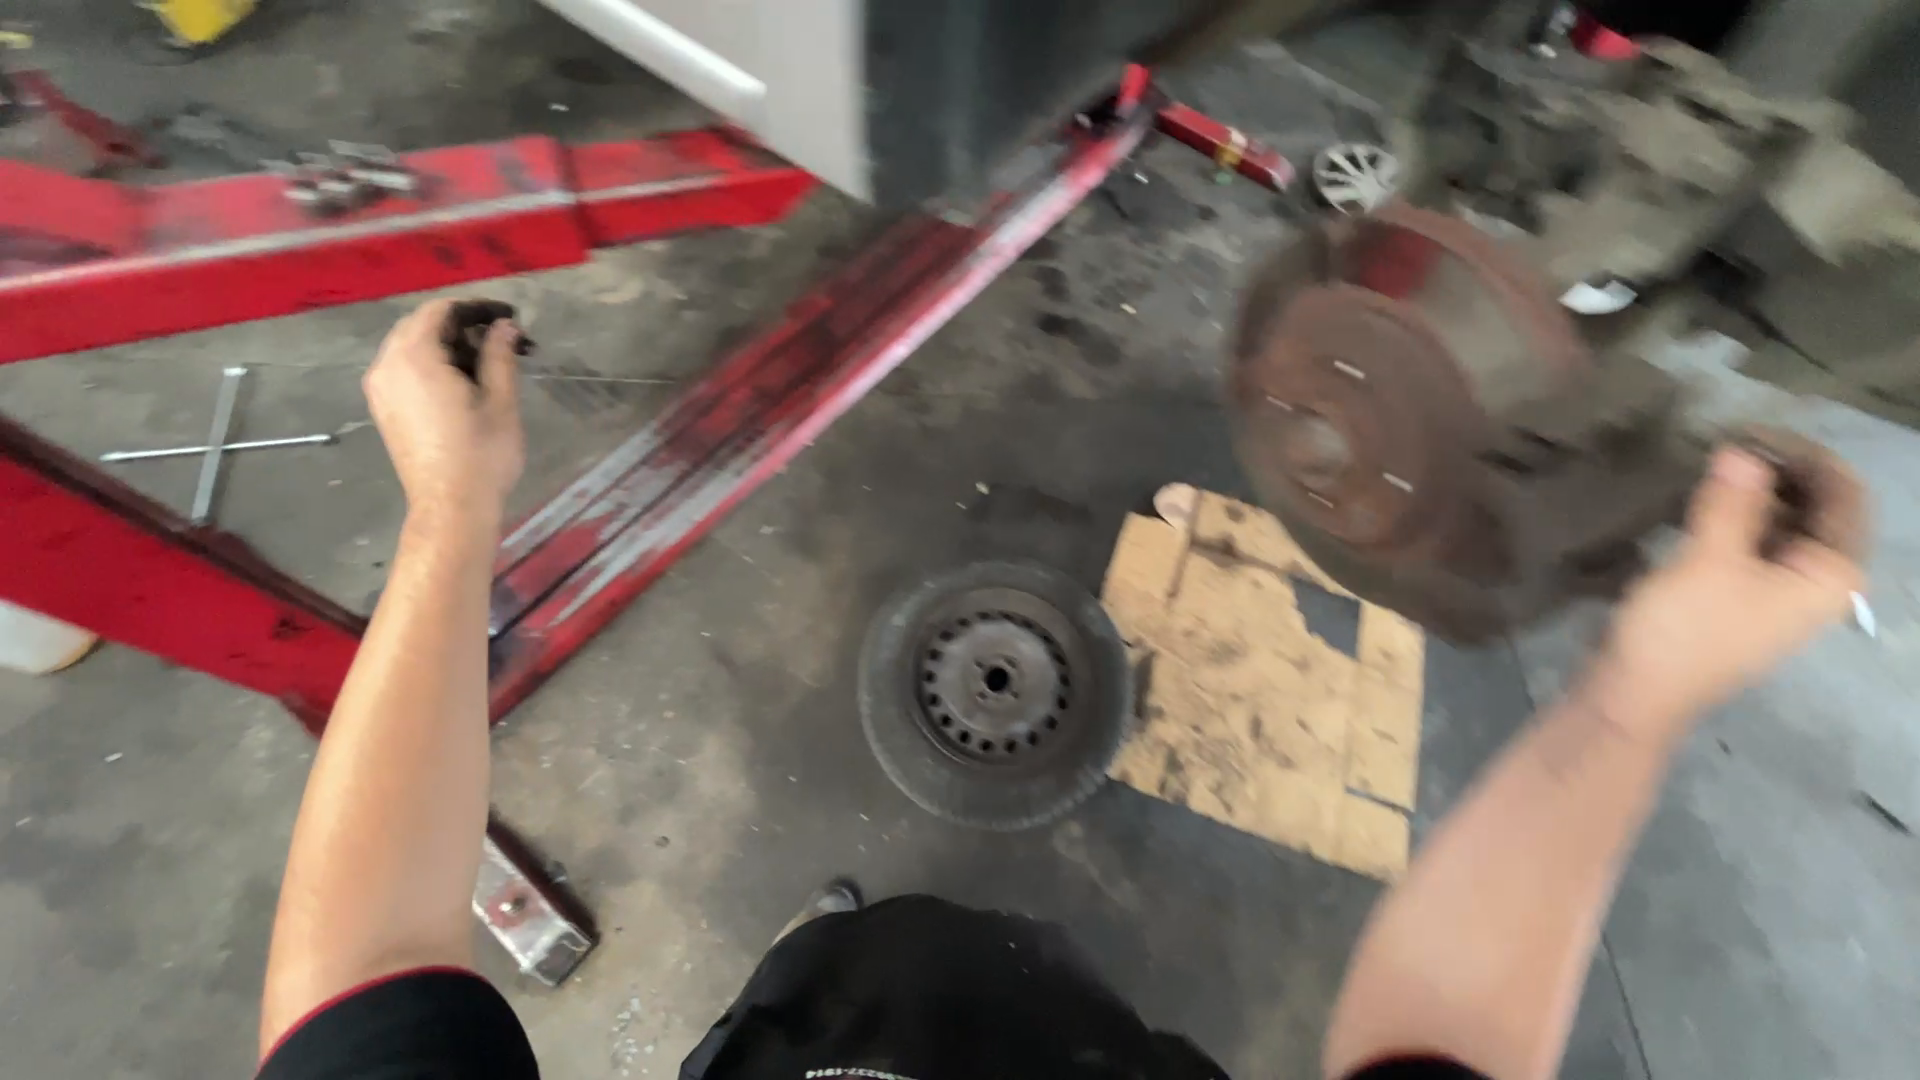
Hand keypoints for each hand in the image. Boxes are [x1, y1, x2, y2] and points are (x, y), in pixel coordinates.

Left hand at [363, 299, 525, 521]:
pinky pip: (405, 368)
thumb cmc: (483, 453)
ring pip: (411, 346)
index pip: (440, 311)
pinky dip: (433, 363)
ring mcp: (380, 387)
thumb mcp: (501, 401)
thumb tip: (505, 326)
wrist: (451, 504)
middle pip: (422, 325)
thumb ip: (499, 356)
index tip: (510, 318)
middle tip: (505, 341)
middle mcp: (387, 364)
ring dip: (448, 345)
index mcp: (415, 357)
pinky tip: (463, 381)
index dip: (477, 308)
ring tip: (488, 363)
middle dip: (463, 326)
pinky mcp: (384, 406)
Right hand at [1594, 446, 1863, 739]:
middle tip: (1723, 443)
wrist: (1634, 694)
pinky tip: (1695, 509)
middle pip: (1813, 511)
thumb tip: (1742, 451)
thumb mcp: (1706, 562)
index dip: (1803, 456)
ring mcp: (1771, 595)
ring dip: (1750, 496)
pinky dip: (1729, 522)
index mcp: (1830, 574)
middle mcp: (1813, 583)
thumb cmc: (1682, 630)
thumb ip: (1730, 505)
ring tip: (1707, 468)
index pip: (1841, 496)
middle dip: (1777, 474)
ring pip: (1776, 529)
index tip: (1748, 429)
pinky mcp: (1730, 602)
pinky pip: (1745, 548)